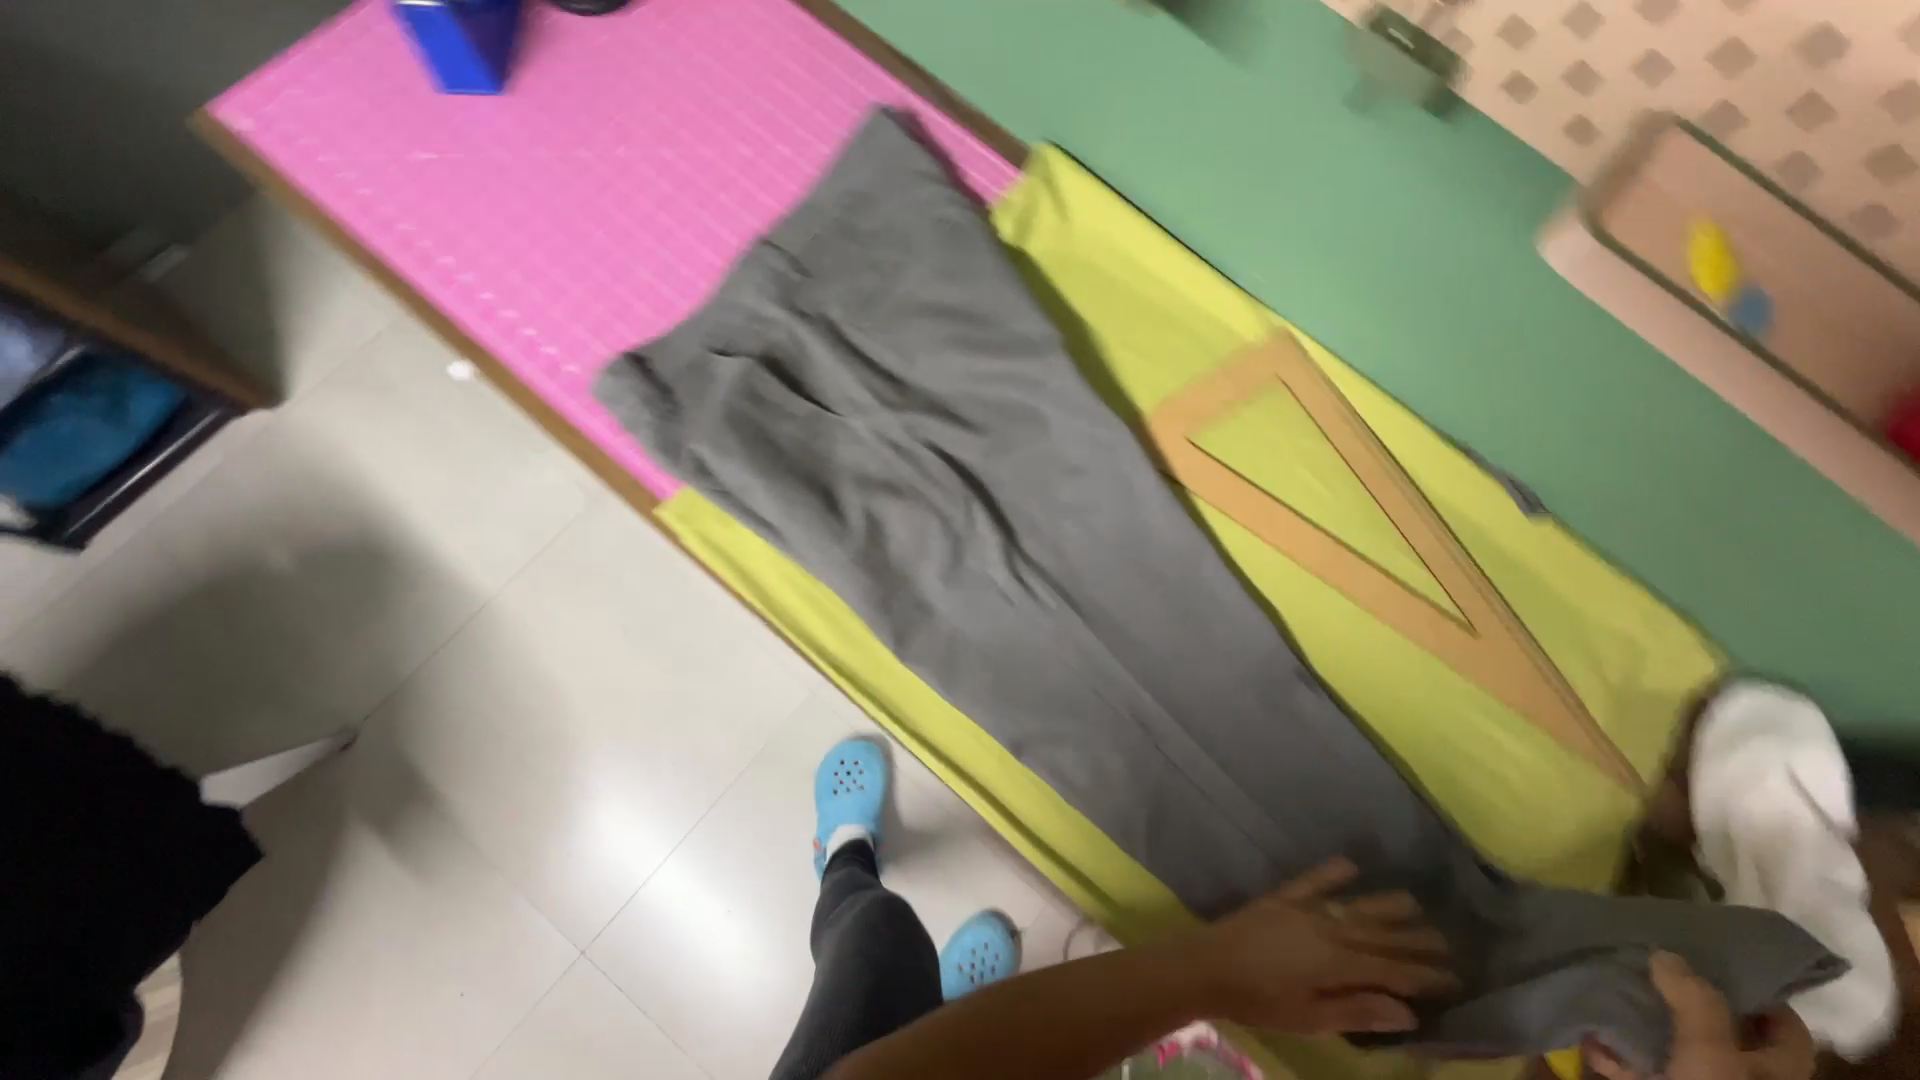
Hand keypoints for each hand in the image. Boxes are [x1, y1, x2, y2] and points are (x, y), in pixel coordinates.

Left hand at [1185, 858, 1458, 1034]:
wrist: (1206, 965)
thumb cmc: (1258, 1000)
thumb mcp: (1310, 1018)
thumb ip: (1358, 1010)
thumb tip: (1409, 1012)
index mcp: (1338, 963)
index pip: (1393, 970)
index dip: (1426, 976)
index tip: (1456, 979)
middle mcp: (1327, 929)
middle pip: (1380, 935)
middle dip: (1416, 940)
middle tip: (1450, 943)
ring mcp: (1303, 909)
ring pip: (1354, 905)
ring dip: (1386, 905)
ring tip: (1416, 903)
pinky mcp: (1280, 898)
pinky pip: (1311, 881)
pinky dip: (1331, 872)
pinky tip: (1349, 864)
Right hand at [1589, 952, 1816, 1079]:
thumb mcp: (1712, 1057)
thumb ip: (1695, 1003)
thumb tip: (1667, 953)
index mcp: (1775, 1073)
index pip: (1784, 1025)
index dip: (1754, 990)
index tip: (1709, 955)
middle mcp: (1739, 1078)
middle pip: (1718, 1028)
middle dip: (1679, 996)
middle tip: (1645, 962)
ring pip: (1670, 1045)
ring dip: (1638, 1019)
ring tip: (1607, 989)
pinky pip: (1634, 1067)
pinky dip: (1611, 1050)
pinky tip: (1589, 1034)